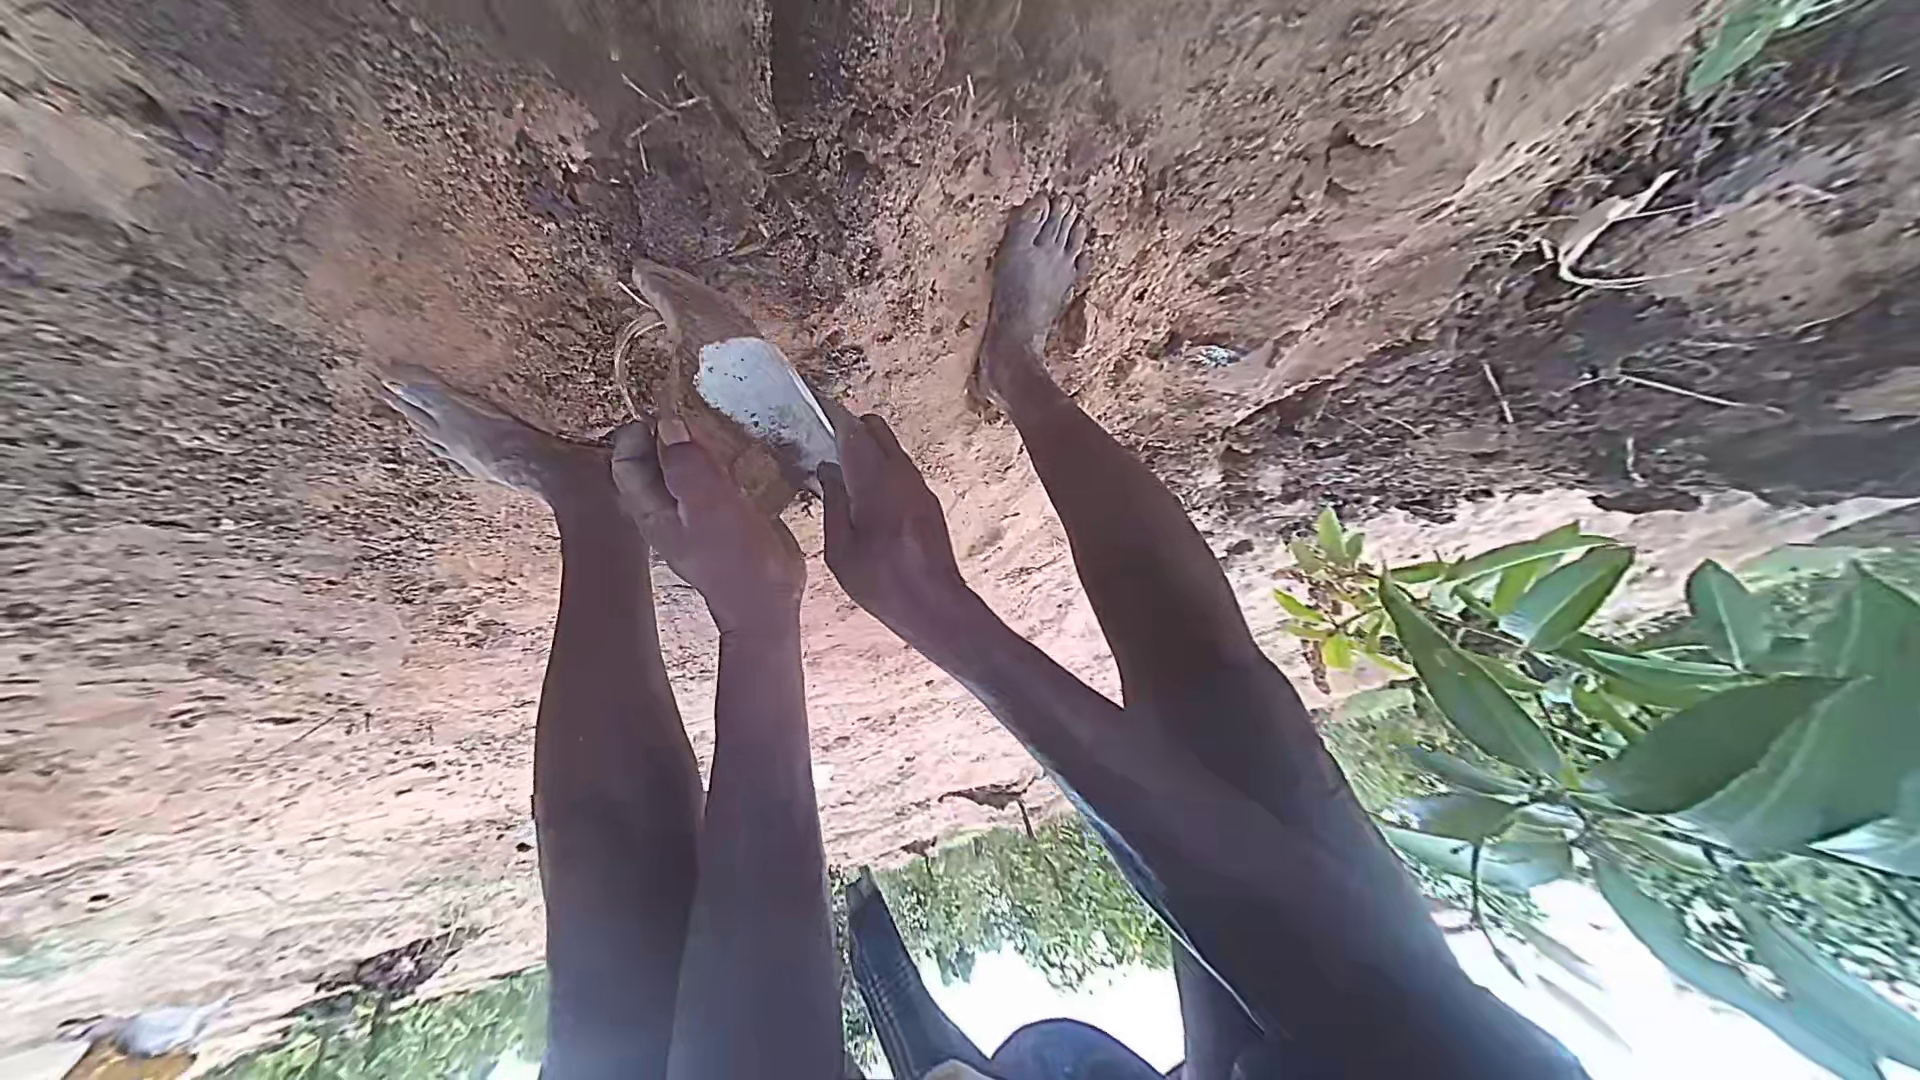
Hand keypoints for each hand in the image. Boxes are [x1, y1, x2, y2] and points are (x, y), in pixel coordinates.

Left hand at [612, 417, 804, 634]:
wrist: (770, 600)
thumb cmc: (736, 560)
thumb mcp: (709, 508)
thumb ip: (686, 466)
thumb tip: (669, 423)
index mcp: (652, 510)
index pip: (627, 460)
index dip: (641, 432)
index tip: (672, 411)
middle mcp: (670, 510)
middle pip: (656, 461)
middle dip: (672, 435)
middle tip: (699, 414)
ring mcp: (698, 514)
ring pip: (687, 469)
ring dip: (700, 446)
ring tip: (722, 427)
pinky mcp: (727, 516)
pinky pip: (716, 480)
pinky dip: (723, 462)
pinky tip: (742, 454)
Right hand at [818, 413, 974, 641]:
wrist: (934, 603)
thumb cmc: (883, 584)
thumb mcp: (840, 550)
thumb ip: (833, 503)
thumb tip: (827, 470)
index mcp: (876, 483)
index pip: (852, 433)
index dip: (832, 416)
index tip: (814, 407)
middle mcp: (903, 476)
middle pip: (877, 429)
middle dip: (851, 428)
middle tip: (826, 443)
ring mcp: (920, 486)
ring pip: (891, 448)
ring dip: (868, 449)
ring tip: (843, 470)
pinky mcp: (928, 500)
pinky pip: (902, 469)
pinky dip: (882, 467)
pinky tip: (867, 492)